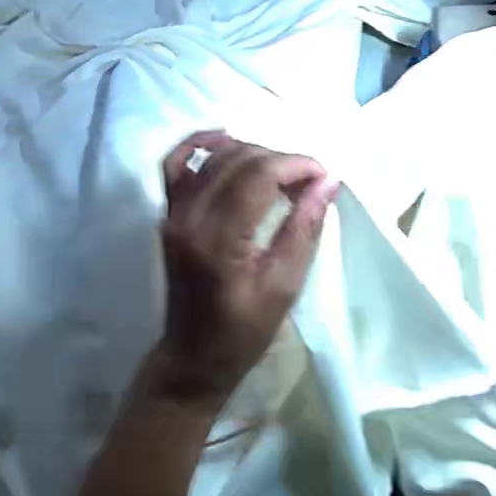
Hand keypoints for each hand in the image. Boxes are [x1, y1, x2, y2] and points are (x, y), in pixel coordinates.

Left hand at [149, 131, 339, 407]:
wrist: (193, 358)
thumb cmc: (243, 331)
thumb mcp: (285, 286)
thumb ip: (304, 229)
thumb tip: (328, 182)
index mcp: (219, 240)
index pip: (259, 176)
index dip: (296, 165)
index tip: (324, 175)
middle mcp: (189, 217)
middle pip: (239, 160)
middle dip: (281, 159)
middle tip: (309, 179)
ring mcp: (172, 213)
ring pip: (213, 157)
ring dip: (253, 152)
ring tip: (283, 172)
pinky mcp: (167, 214)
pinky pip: (175, 164)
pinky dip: (200, 144)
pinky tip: (227, 138)